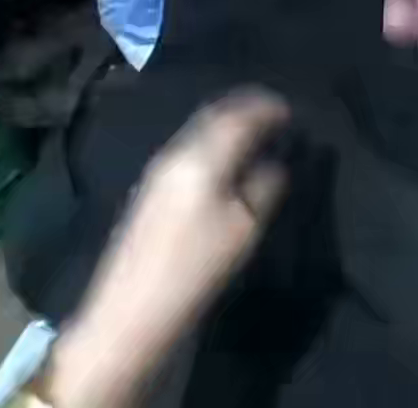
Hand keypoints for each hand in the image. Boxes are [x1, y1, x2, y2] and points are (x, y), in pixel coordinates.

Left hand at [45, 91, 289, 407]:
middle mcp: (178, 151)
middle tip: (273, 111)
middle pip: (215, 113)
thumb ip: (264, 188)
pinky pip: (191, 142)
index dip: (265, 109)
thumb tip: (276, 164)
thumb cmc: (193, 271)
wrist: (129, 311)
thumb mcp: (242, 231)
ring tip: (254, 130)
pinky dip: (213, 137)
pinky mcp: (152, 184)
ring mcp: (160, 166)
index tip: (288, 110)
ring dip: (228, 121)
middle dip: (246, 108)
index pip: (238, 117)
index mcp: (202, 157)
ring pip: (200, 126)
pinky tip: (226, 155)